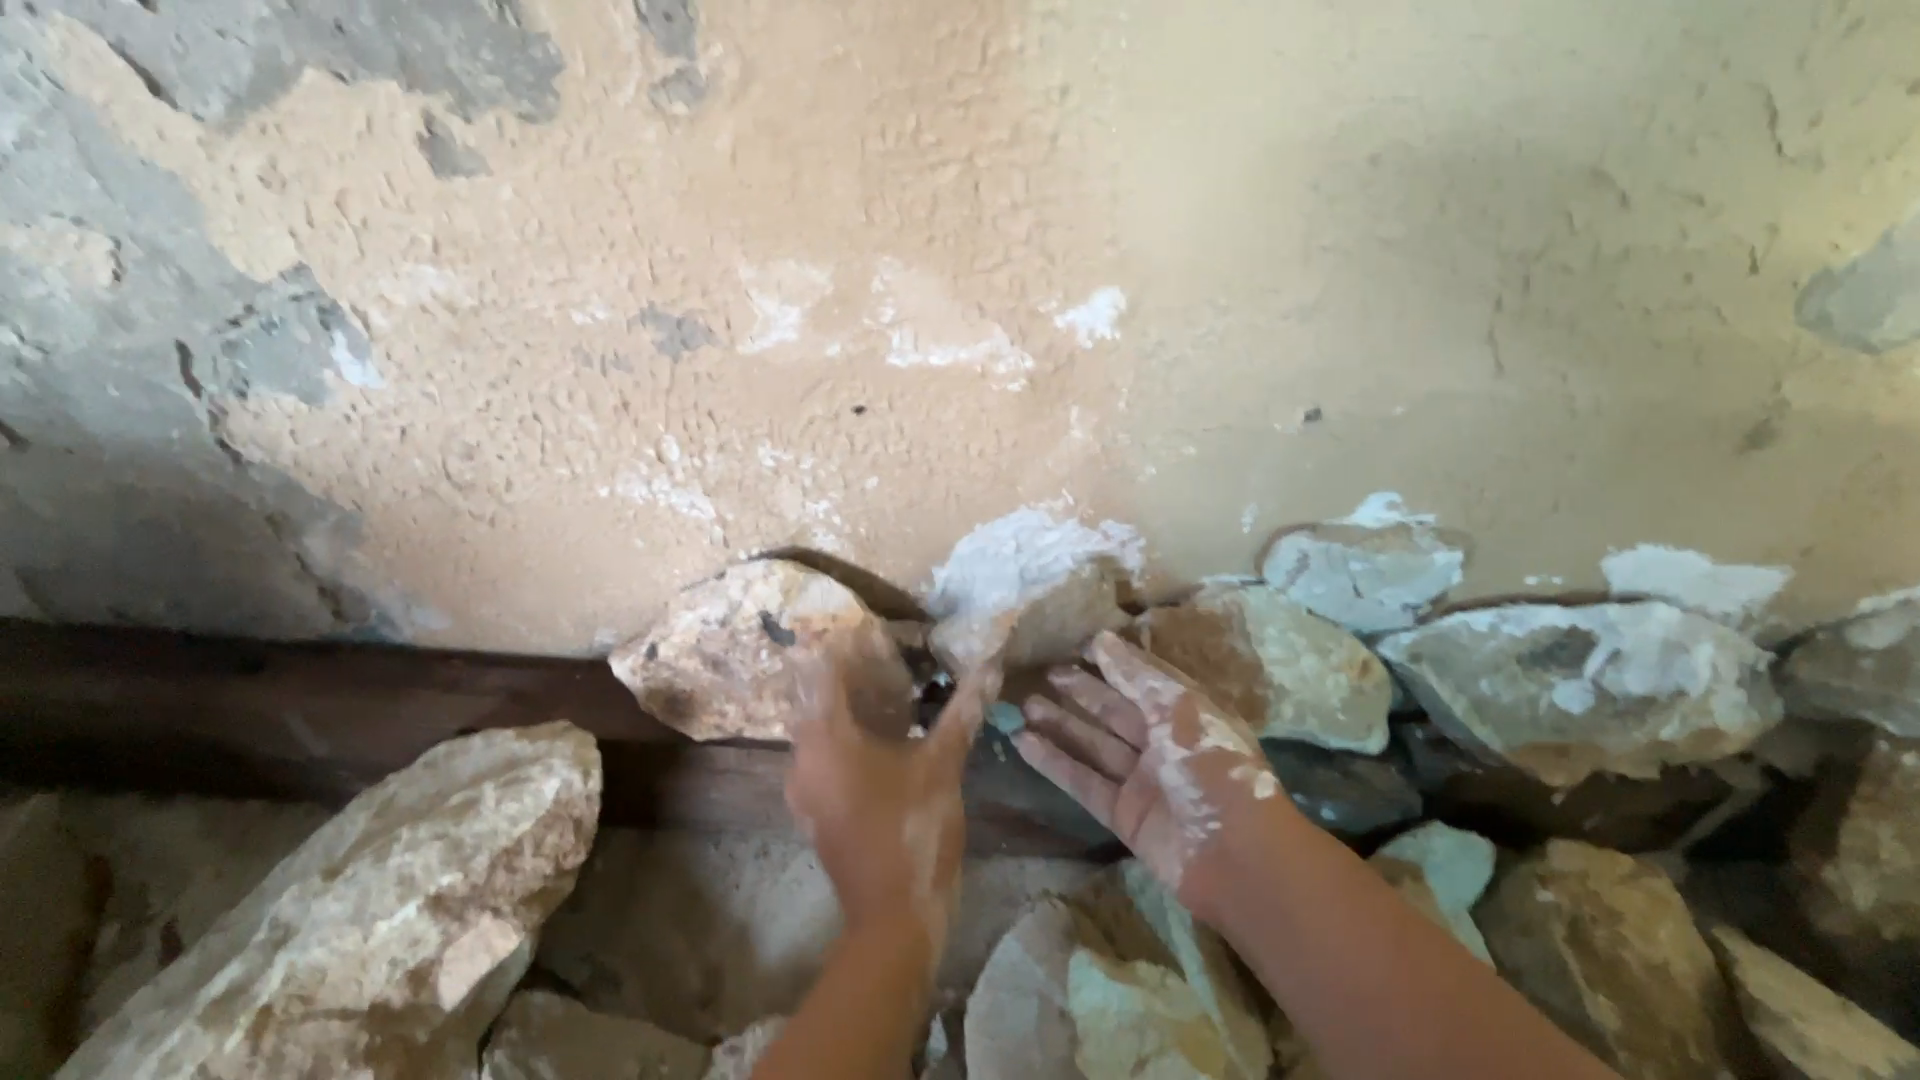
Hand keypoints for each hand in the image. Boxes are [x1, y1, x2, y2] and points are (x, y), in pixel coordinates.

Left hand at [784, 655, 1000, 957]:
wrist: (894, 916)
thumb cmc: (914, 831)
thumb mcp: (943, 766)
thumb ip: (962, 711)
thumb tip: (990, 666)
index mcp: (824, 739)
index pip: (823, 670)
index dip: (848, 644)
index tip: (880, 630)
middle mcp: (801, 758)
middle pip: (816, 698)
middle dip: (850, 674)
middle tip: (891, 657)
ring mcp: (803, 789)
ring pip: (819, 729)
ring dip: (849, 707)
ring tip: (892, 691)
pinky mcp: (814, 810)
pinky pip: (823, 757)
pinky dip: (847, 738)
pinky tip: (884, 738)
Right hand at [1013, 630, 1290, 925]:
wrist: (1237, 857)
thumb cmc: (1215, 768)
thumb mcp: (1181, 710)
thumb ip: (1137, 676)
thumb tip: (1102, 639)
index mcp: (1187, 714)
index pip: (1143, 680)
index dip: (1112, 663)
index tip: (1076, 645)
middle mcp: (1164, 744)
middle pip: (1114, 711)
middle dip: (1080, 692)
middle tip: (1042, 672)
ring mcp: (1143, 781)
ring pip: (1094, 745)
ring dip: (1061, 724)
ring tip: (1023, 705)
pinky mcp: (1123, 815)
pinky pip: (1083, 781)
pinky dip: (1054, 763)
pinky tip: (1024, 742)